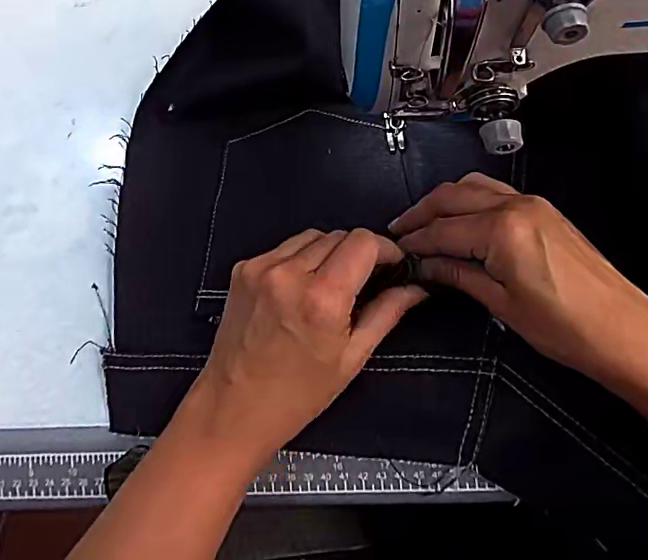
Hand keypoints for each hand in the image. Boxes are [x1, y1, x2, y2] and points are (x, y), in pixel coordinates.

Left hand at [175, 228, 427, 462]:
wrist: (230, 412)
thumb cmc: (298, 395)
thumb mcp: (352, 358)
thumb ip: (388, 312)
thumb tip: (417, 286)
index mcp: (321, 298)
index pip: (363, 241)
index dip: (385, 248)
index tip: (393, 265)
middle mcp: (289, 273)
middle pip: (340, 235)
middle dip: (358, 253)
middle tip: (364, 281)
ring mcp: (262, 267)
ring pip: (314, 236)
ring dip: (330, 252)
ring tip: (330, 285)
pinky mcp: (243, 268)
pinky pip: (286, 247)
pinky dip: (301, 259)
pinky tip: (301, 288)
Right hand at [391, 174, 647, 395]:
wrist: (625, 330)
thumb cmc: (564, 327)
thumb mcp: (504, 306)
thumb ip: (461, 275)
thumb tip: (427, 264)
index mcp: (502, 228)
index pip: (444, 228)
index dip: (416, 240)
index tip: (395, 249)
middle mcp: (516, 204)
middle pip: (455, 195)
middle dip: (423, 211)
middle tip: (400, 230)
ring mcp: (533, 202)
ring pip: (475, 186)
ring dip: (446, 200)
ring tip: (425, 222)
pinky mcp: (545, 209)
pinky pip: (496, 192)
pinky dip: (471, 200)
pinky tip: (462, 219)